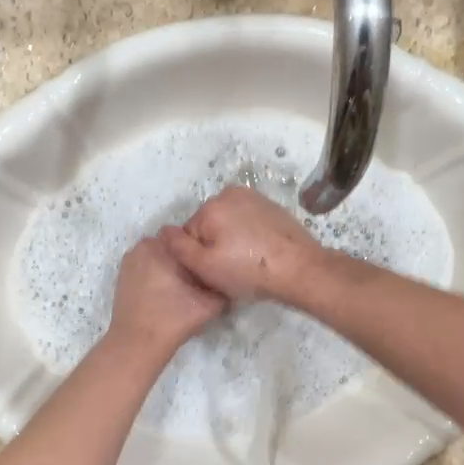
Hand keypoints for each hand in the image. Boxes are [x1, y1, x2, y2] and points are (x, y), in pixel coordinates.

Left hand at [108, 236, 226, 353]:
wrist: (138, 342)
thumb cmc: (174, 318)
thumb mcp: (211, 303)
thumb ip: (223, 285)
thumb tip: (227, 278)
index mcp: (165, 245)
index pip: (188, 238)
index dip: (199, 254)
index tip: (205, 272)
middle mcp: (144, 245)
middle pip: (172, 247)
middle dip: (182, 260)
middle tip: (194, 282)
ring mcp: (130, 260)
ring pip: (157, 257)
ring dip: (168, 267)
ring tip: (179, 289)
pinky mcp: (122, 275)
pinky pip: (145, 268)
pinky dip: (154, 276)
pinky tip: (162, 294)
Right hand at [159, 186, 320, 301]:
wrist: (299, 269)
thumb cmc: (249, 271)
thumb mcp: (206, 266)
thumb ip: (179, 247)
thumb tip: (164, 231)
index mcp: (211, 206)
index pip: (190, 234)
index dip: (198, 256)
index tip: (215, 271)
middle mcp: (230, 193)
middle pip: (208, 225)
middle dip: (215, 245)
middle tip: (232, 268)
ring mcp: (253, 197)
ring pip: (228, 223)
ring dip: (232, 240)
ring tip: (248, 262)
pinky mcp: (271, 206)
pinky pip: (247, 221)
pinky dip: (248, 235)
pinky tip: (260, 252)